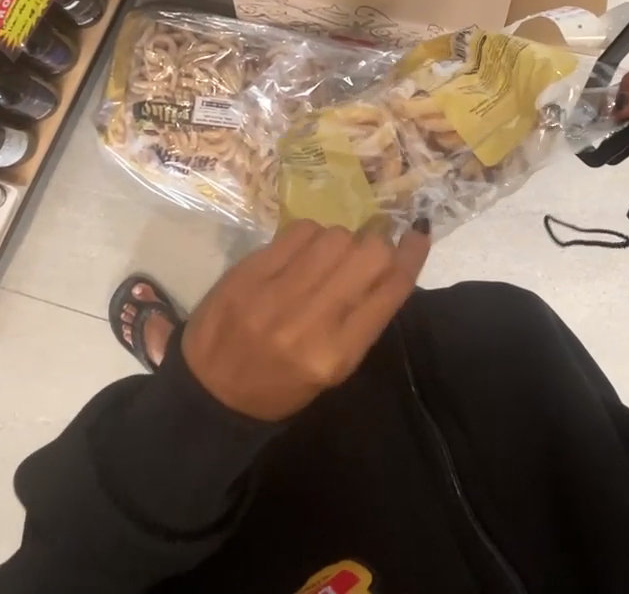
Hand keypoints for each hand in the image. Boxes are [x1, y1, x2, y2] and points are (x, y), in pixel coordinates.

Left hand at [181, 219, 430, 421]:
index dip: (412, 254)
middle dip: (376, 246)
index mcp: (338, 354)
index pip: (391, 289)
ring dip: (341, 241)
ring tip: (325, 259)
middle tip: (364, 255)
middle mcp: (311, 321)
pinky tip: (301, 253)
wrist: (208, 395)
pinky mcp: (248, 273)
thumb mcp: (334, 366)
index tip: (419, 233)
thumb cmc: (281, 387)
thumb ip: (365, 316)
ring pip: (336, 236)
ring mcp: (275, 294)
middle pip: (368, 254)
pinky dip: (310, 235)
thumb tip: (393, 260)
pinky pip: (299, 231)